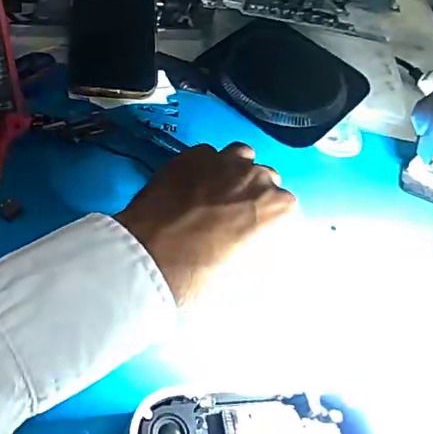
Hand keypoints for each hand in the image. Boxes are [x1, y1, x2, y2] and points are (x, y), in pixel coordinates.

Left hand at [114, 143, 293, 305]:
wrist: (146, 257)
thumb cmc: (199, 276)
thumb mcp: (244, 278)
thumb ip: (262, 255)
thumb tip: (260, 249)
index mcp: (278, 207)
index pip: (286, 209)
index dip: (269, 222)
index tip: (253, 235)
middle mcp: (255, 176)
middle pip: (264, 179)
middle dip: (252, 195)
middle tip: (228, 219)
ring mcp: (221, 160)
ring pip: (239, 157)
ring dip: (233, 172)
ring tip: (214, 194)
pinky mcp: (188, 155)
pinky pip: (206, 155)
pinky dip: (204, 167)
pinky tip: (189, 186)